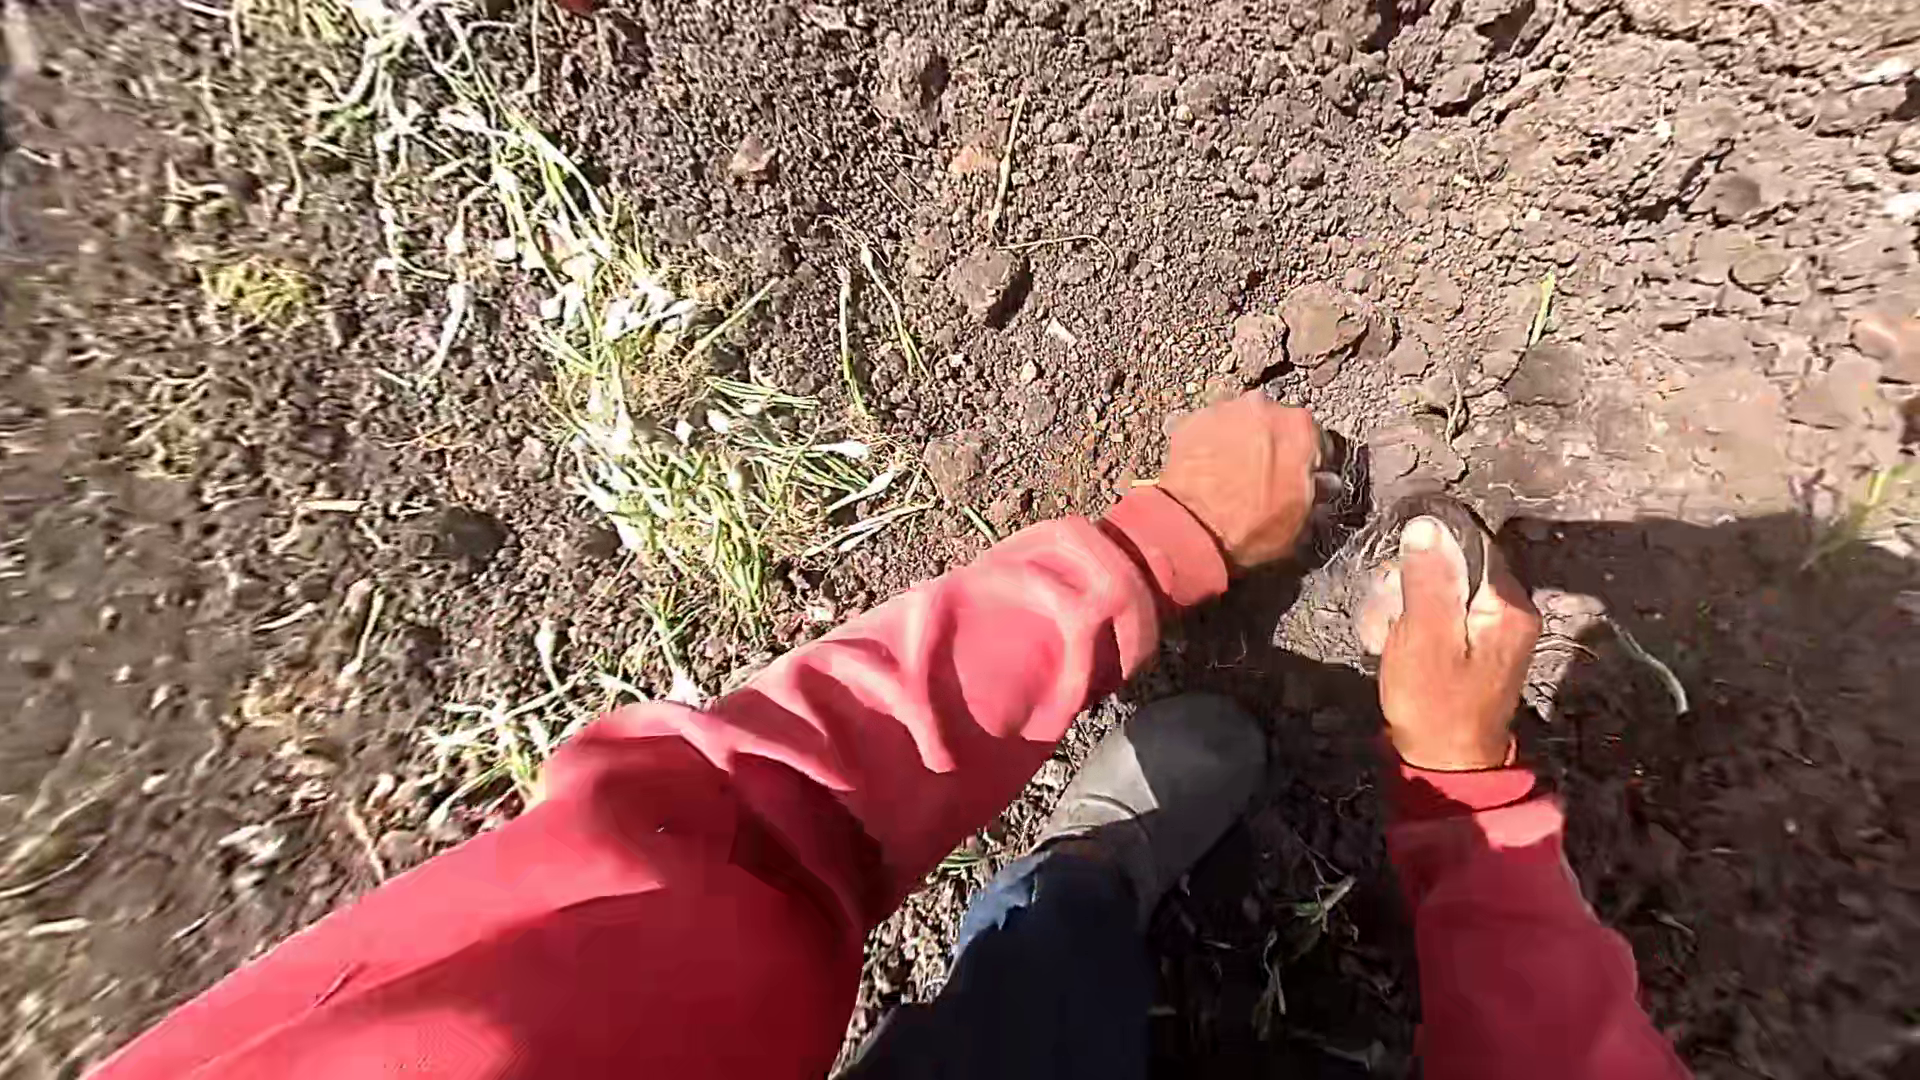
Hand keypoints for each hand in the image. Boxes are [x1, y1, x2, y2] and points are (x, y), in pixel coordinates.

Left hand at [1157, 392, 1321, 571]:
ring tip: (1226, 474)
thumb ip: (1313, 489)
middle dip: (1267, 446)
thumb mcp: (1299, 517)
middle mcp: (1261, 408)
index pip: (1312, 437)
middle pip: (1270, 423)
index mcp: (1300, 426)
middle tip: (1256, 476)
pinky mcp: (1187, 423)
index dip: (1304, 461)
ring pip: (1235, 422)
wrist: (1194, 528)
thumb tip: (1319, 484)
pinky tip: (1203, 469)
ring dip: (1234, 441)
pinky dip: (1203, 444)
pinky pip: (1202, 429)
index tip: (1296, 474)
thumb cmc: (1247, 525)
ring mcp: (1221, 412)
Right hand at [1377, 517, 1540, 770]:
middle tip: (1387, 618)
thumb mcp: (1424, 635)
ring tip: (1384, 635)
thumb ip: (1428, 579)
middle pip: (1447, 568)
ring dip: (1397, 605)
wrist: (1442, 755)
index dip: (1426, 549)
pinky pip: (1431, 612)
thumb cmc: (1433, 697)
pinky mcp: (1466, 642)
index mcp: (1506, 605)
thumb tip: (1425, 526)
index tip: (1394, 569)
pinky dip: (1405, 621)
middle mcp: (1505, 610)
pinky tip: (1390, 640)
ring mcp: (1487, 628)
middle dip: (1404, 585)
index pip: (1468, 546)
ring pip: (1432, 589)